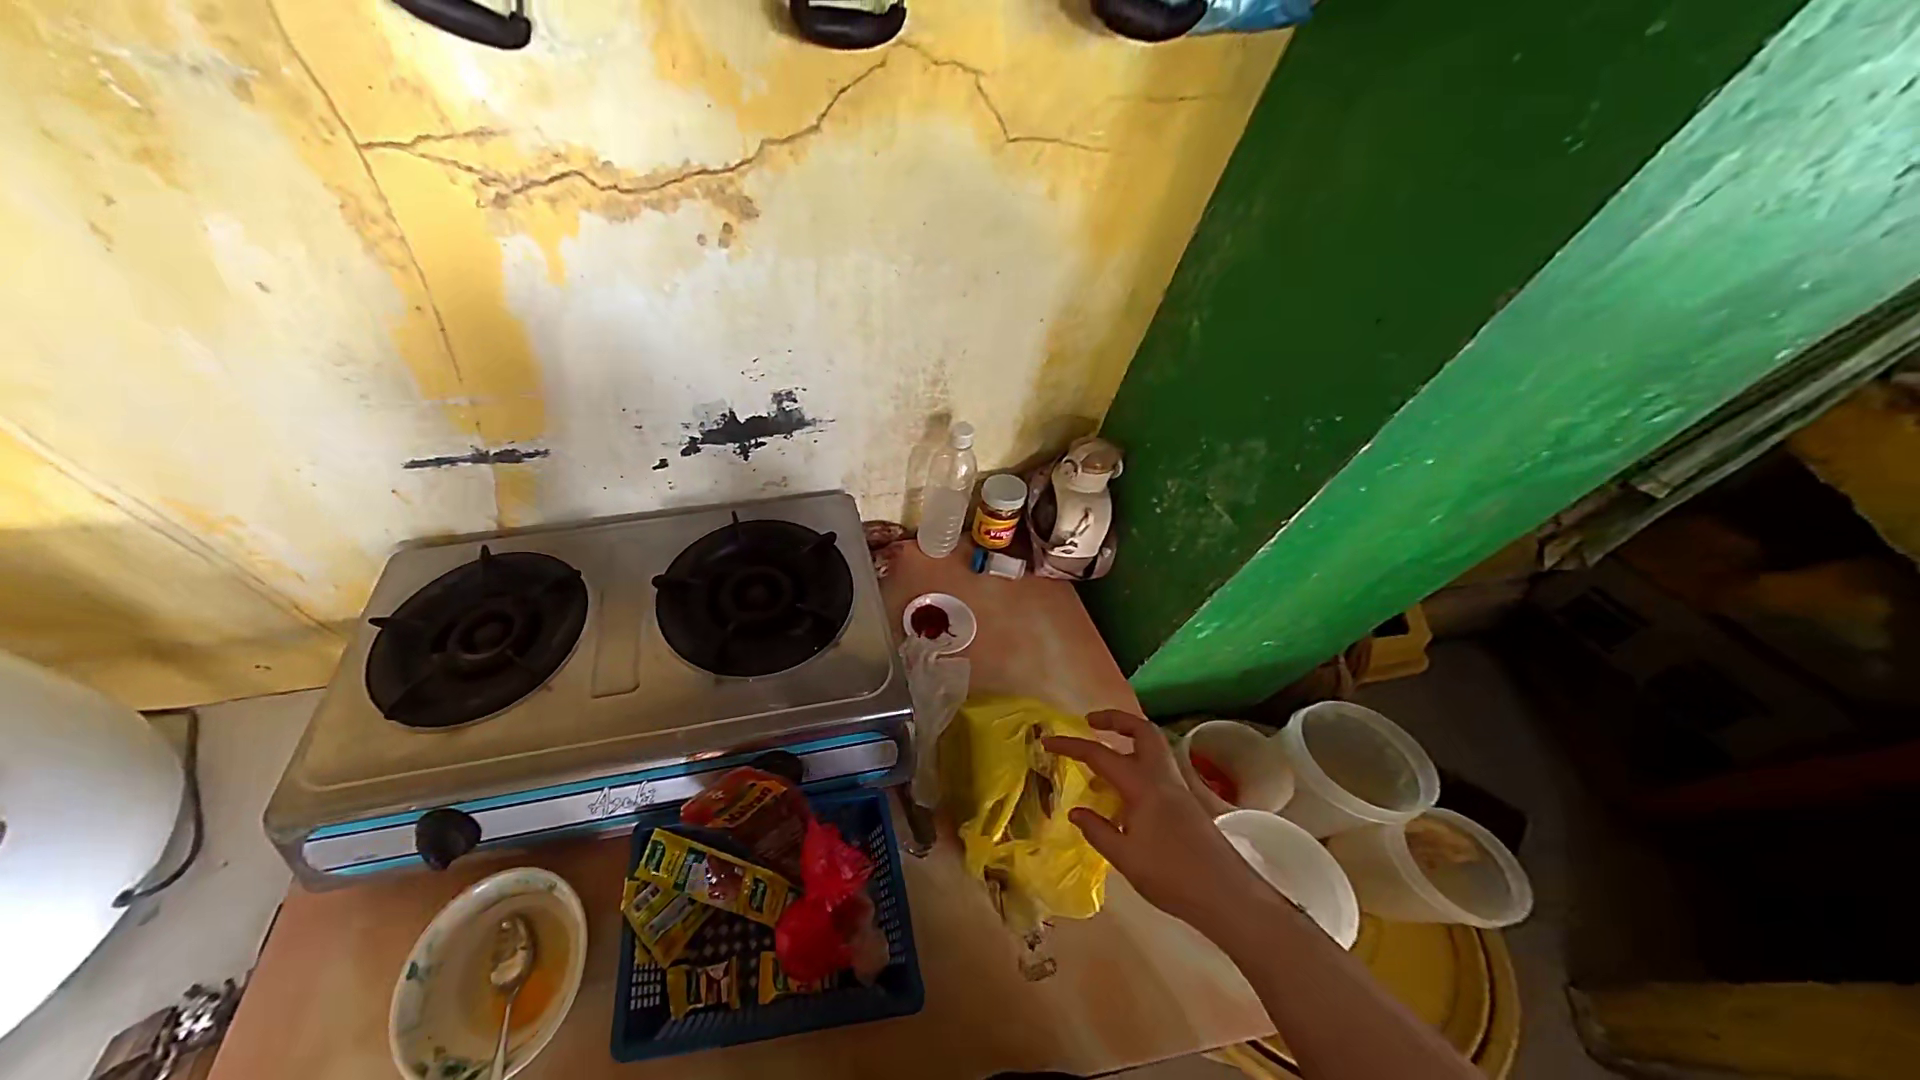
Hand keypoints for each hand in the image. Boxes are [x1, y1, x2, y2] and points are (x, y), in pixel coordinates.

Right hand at [1044, 710, 1273, 933]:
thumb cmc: (1173, 877)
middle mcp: (1163, 778)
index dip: (1071, 745)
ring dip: (1128, 741)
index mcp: (1143, 785)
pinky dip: (1138, 766)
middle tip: (1091, 723)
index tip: (1048, 741)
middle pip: (1142, 731)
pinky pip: (1158, 770)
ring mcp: (1179, 789)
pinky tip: (1125, 795)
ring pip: (1153, 749)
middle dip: (1115, 720)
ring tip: (1104, 760)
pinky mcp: (1187, 804)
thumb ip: (1098, 830)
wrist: (1227, 896)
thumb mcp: (1125, 858)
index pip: (1100, 755)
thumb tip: (1076, 811)